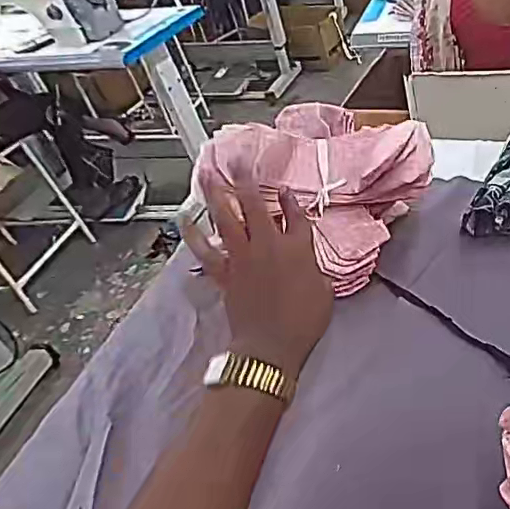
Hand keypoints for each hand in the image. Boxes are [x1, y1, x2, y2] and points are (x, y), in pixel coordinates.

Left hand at [183, 160, 332, 376]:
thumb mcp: (324, 290)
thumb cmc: (304, 321)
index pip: (296, 217)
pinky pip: (205, 249)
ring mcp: (242, 256)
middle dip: (248, 181)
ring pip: (228, 217)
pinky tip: (185, 219)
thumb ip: (314, 267)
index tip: (286, 190)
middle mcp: (268, 245)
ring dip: (217, 194)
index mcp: (298, 249)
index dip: (291, 201)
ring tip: (207, 174)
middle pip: (257, 205)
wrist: (270, 346)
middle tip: (240, 162)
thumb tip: (306, 259)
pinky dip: (194, 233)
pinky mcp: (224, 272)